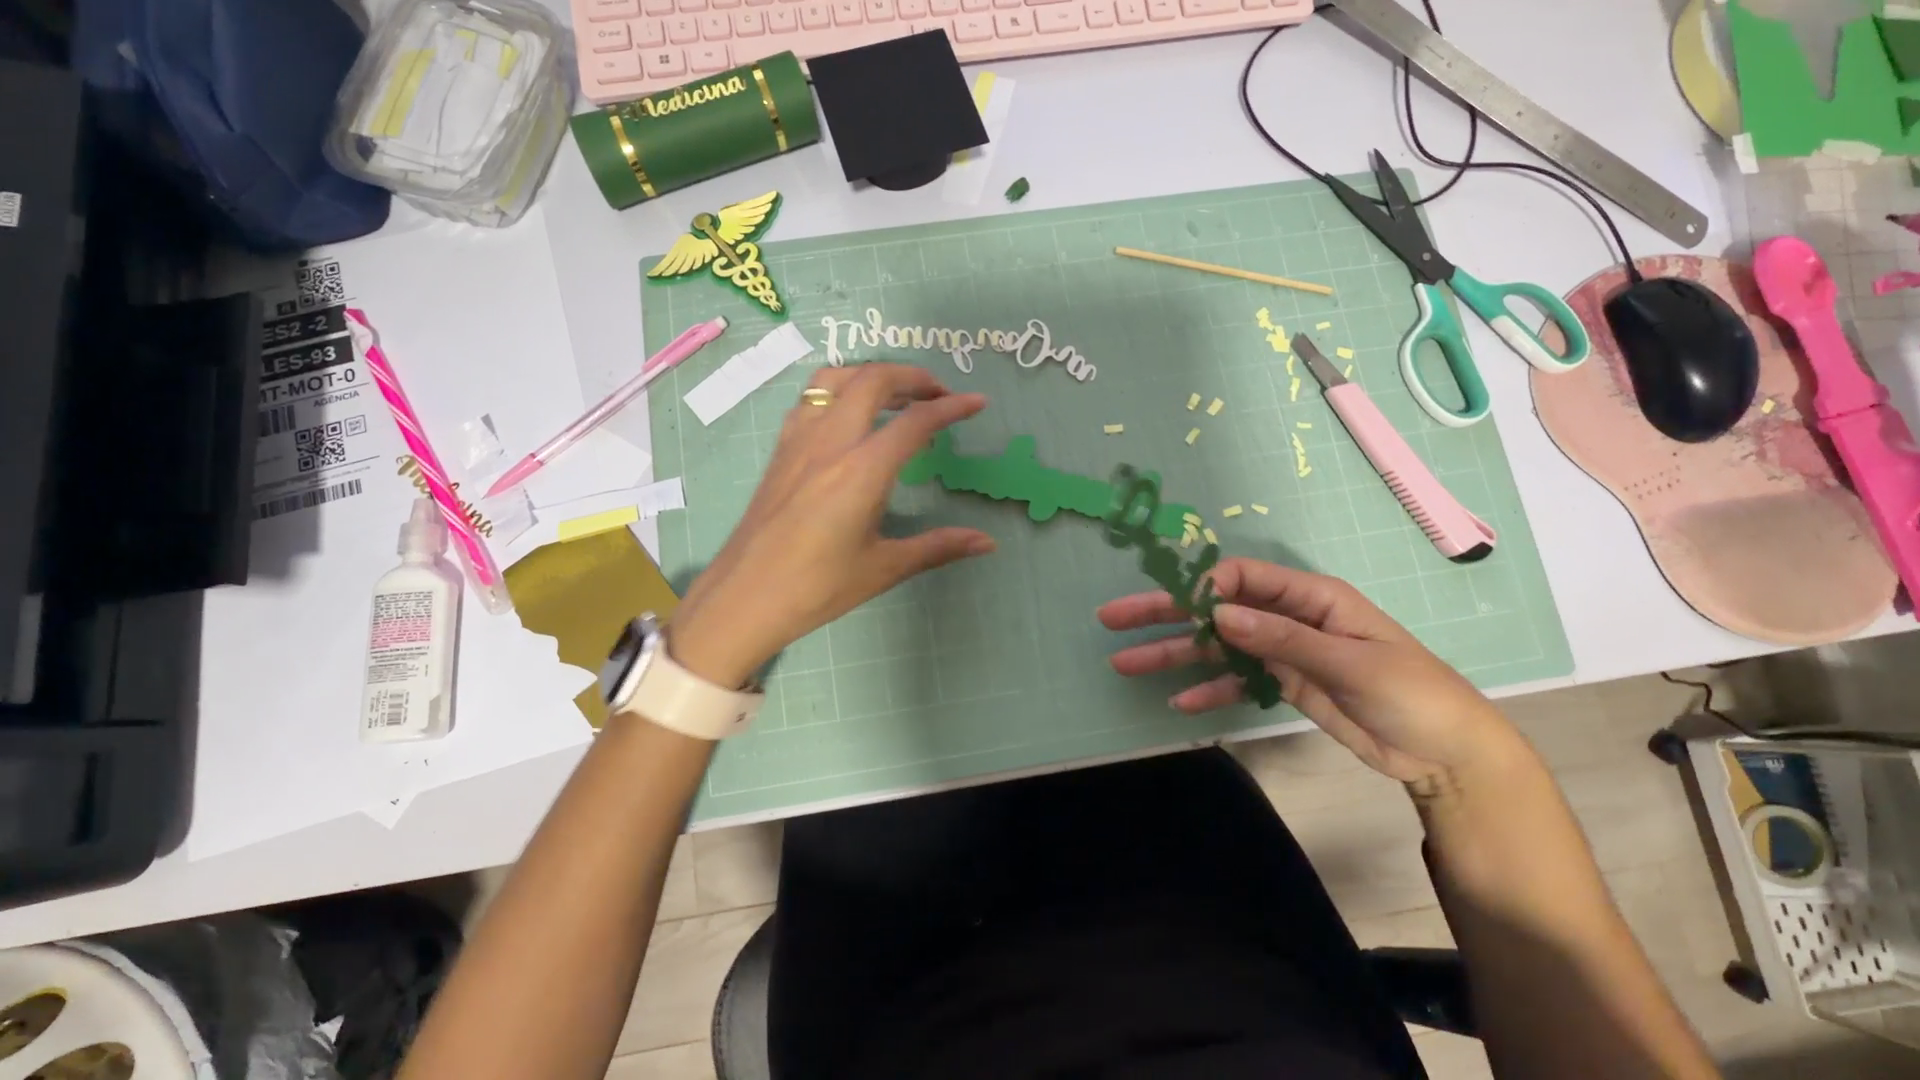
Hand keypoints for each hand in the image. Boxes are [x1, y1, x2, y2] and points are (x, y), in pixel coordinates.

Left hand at [669, 364, 995, 687]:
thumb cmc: (817, 588)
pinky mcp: (780, 450)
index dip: (952, 407)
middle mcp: (830, 442)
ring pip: (836, 379)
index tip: (977, 404)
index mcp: (862, 470)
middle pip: (874, 380)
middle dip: (913, 377)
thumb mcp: (884, 568)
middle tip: (939, 395)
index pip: (915, 421)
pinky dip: (840, 391)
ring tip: (897, 397)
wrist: (744, 597)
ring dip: (872, 376)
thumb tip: (988, 542)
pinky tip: (850, 417)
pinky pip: (811, 399)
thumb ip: (938, 547)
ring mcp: (799, 441)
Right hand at [1097, 558, 1518, 785]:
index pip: (1244, 578)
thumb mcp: (1351, 662)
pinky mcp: (1284, 686)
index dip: (1205, 586)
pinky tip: (1179, 700)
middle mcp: (1289, 618)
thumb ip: (1283, 637)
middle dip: (1166, 613)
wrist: (1444, 751)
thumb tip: (1219, 612)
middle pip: (1217, 609)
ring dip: (1174, 654)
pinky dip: (1209, 690)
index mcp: (1312, 597)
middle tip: (1114, 618)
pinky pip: (1236, 682)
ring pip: (1217, 647)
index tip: (1177, 606)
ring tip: (1124, 662)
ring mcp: (1283, 653)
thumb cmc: (1412, 692)